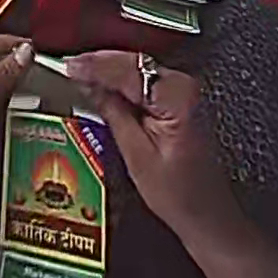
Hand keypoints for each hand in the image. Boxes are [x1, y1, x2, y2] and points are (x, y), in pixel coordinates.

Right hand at [66, 50, 242, 240]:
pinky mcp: (176, 93)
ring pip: (135, 66)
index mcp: (176, 97)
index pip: (126, 70)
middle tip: (69, 67)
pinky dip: (119, 77)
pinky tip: (101, 81)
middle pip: (131, 62)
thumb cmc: (180, 195)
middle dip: (98, 63)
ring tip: (79, 72)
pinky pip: (142, 76)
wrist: (208, 215)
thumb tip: (88, 83)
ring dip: (107, 68)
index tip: (70, 66)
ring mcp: (181, 87)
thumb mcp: (136, 156)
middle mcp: (182, 85)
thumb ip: (112, 112)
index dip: (94, 66)